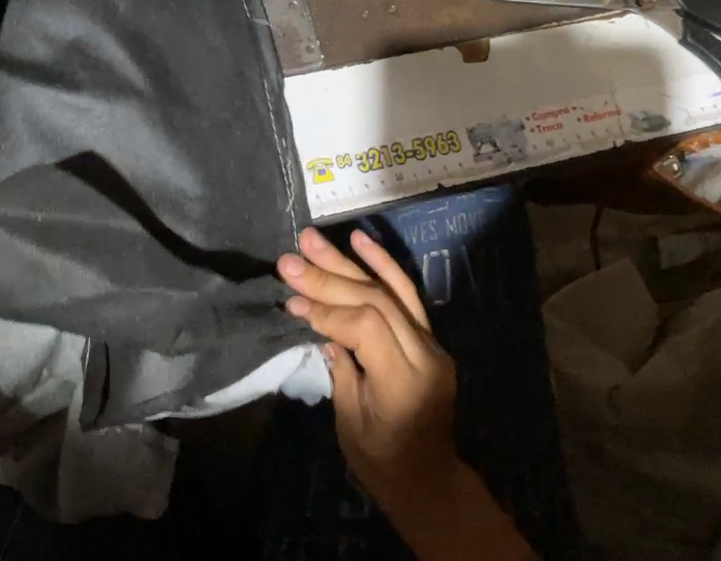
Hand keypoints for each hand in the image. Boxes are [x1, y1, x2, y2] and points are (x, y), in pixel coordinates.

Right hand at [279, 226, 458, 511]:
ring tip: (313, 238)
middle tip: (289, 259)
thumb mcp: (351, 426)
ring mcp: (431, 342)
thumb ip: (341, 371)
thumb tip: (320, 324)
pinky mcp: (428, 336)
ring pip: (388, 289)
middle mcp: (424, 354)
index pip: (365, 326)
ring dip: (347, 262)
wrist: (430, 481)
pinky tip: (360, 240)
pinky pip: (405, 293)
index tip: (292, 301)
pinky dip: (382, 264)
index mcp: (404, 382)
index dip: (327, 310)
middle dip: (328, 278)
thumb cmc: (383, 464)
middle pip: (374, 301)